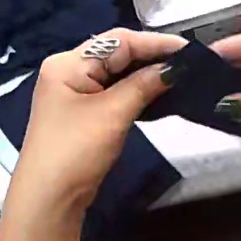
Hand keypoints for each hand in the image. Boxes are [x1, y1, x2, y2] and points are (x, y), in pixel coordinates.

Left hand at [4, 28, 185, 225]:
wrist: (49, 199)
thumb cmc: (76, 151)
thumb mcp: (112, 113)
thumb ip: (143, 84)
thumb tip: (174, 66)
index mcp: (67, 63)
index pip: (117, 41)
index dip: (155, 43)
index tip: (191, 50)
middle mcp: (67, 70)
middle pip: (116, 54)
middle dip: (152, 57)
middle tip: (191, 63)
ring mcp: (73, 92)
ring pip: (116, 73)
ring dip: (147, 75)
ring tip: (182, 76)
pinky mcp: (82, 112)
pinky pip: (113, 92)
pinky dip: (136, 91)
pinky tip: (160, 94)